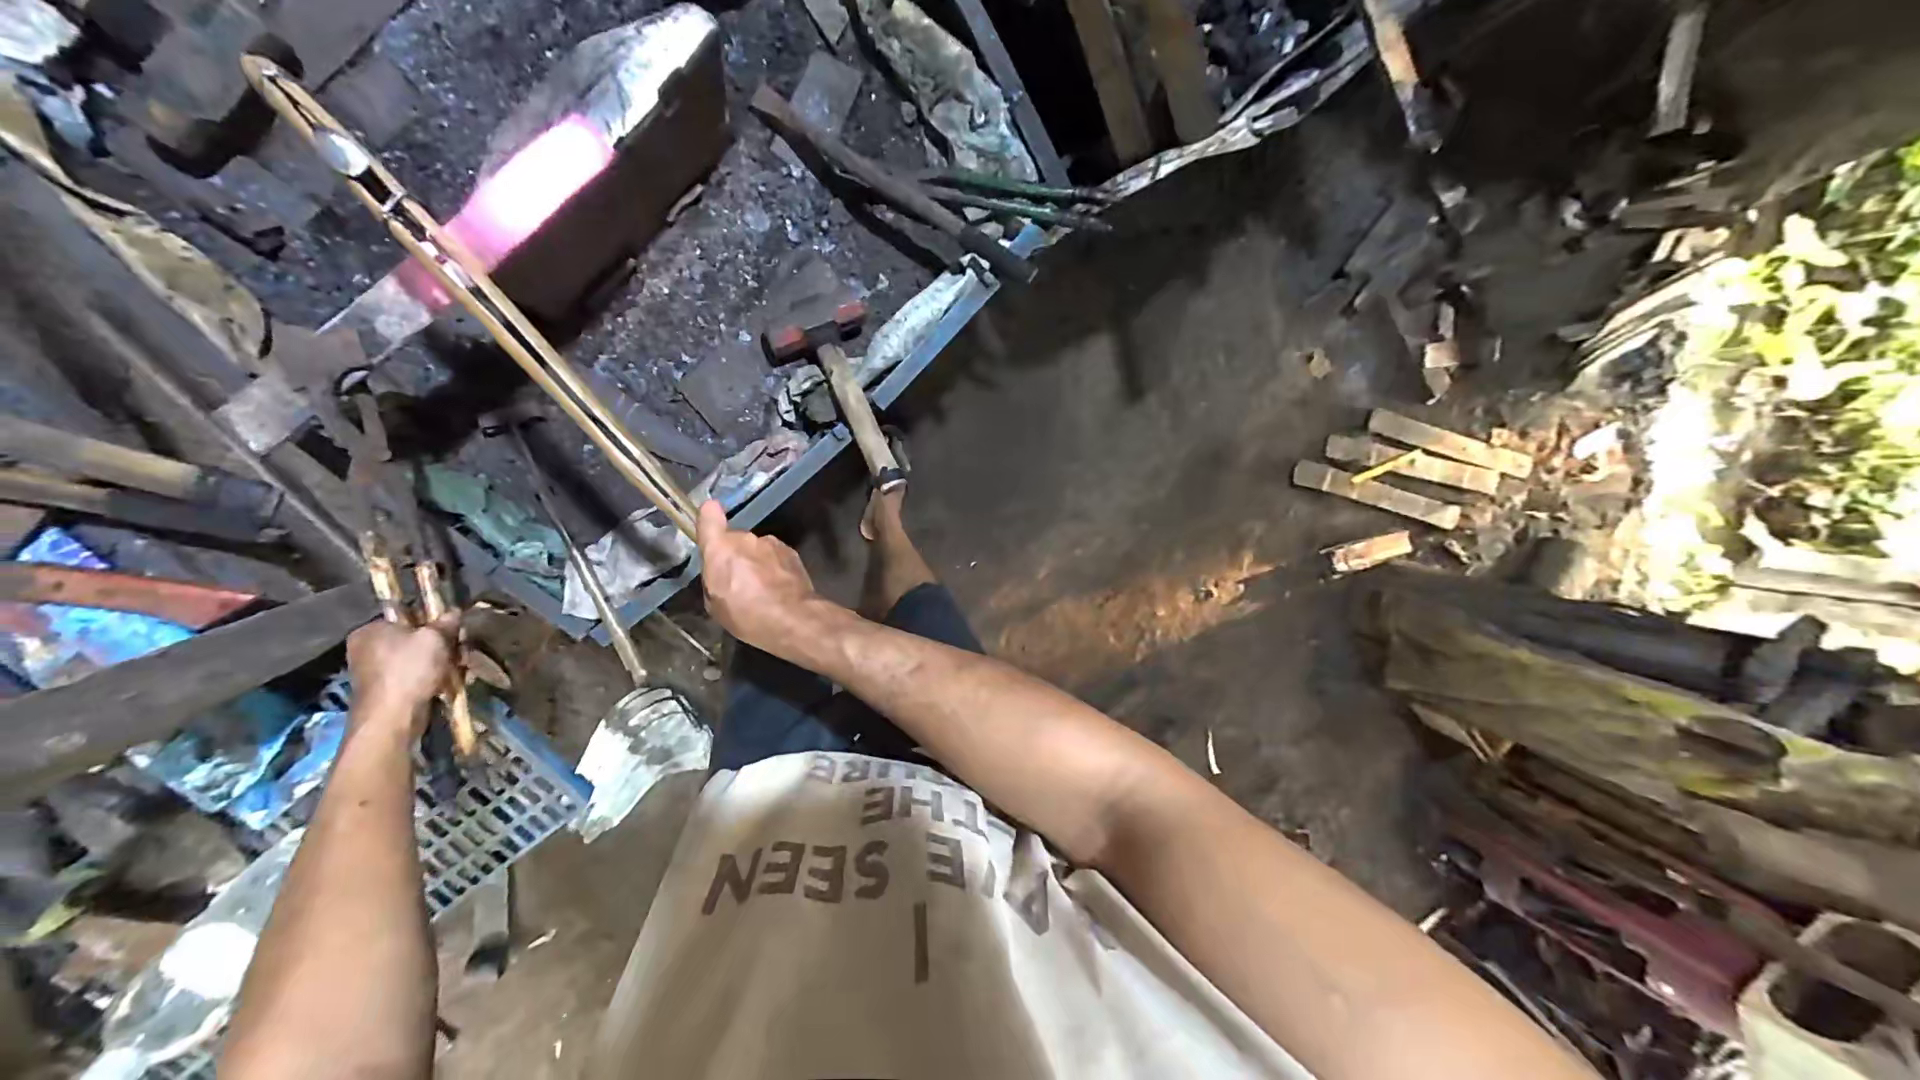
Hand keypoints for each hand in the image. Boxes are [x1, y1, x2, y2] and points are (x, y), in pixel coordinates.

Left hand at [347, 615, 456, 734]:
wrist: (392, 717)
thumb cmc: (409, 669)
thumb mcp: (435, 637)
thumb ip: (446, 622)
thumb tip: (453, 611)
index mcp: (370, 629)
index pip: (407, 614)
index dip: (434, 619)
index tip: (453, 628)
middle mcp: (366, 647)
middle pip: (414, 637)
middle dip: (441, 643)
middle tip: (459, 650)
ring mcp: (373, 671)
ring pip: (416, 657)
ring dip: (440, 661)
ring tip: (459, 668)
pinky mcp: (384, 689)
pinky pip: (413, 674)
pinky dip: (430, 676)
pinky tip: (447, 681)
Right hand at [696, 499, 823, 652]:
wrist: (791, 617)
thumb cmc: (745, 614)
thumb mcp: (715, 604)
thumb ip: (713, 578)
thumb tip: (721, 571)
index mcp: (720, 548)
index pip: (709, 518)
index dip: (709, 516)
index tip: (710, 514)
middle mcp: (745, 538)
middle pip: (735, 541)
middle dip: (735, 556)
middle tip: (739, 582)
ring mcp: (771, 543)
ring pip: (757, 549)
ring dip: (757, 562)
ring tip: (761, 589)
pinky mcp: (791, 551)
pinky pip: (775, 556)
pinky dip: (774, 567)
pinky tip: (778, 588)